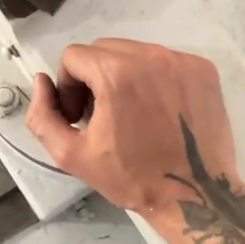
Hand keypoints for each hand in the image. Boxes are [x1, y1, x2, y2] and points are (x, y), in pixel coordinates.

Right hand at [27, 39, 236, 221]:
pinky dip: (153, 78)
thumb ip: (42, 116)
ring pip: (134, 52)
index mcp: (117, 75)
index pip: (74, 56)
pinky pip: (164, 60)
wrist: (194, 195)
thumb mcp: (71, 155)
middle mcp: (151, 57)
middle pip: (103, 49)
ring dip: (122, 75)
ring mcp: (182, 61)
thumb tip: (41, 82)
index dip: (67, 86)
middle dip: (92, 78)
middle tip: (100, 115)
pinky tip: (157, 111)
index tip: (78, 116)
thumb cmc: (131, 178)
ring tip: (129, 114)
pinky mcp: (203, 70)